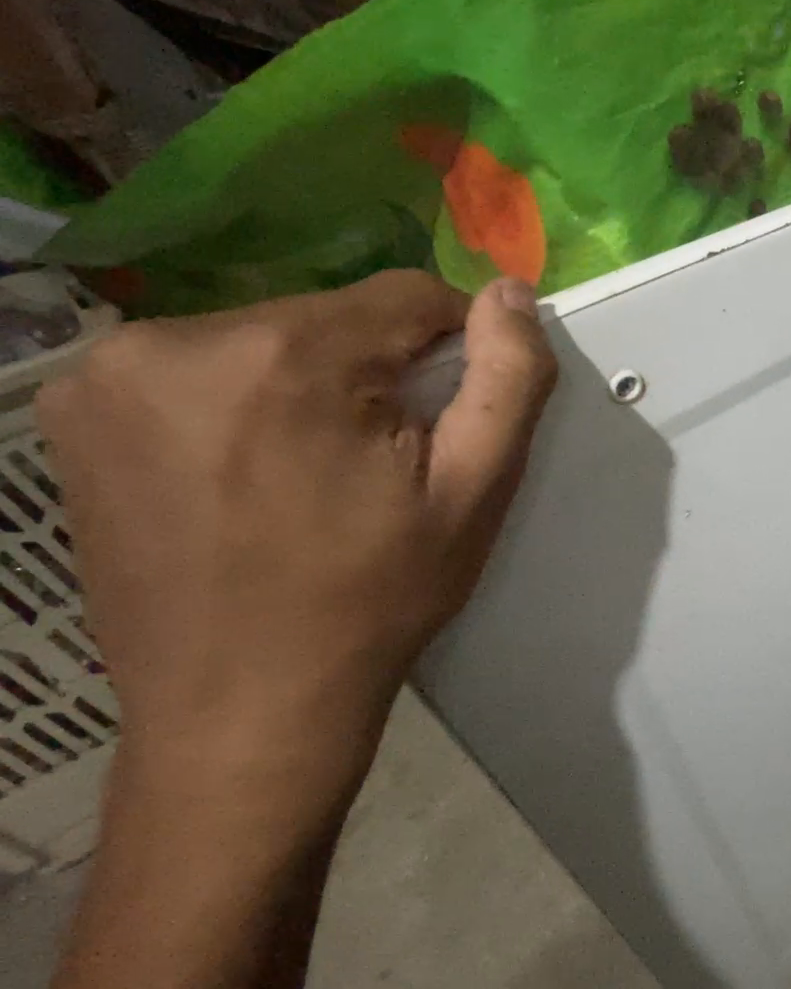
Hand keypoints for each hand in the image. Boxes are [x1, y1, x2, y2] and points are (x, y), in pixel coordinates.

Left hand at [35, 271, 557, 800]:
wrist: (244, 704)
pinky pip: (202, 369)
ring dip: (313, 383)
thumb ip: (509, 378)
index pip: (407, 295)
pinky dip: (247, 401)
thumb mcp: (476, 489)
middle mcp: (172, 342)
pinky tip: (255, 471)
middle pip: (334, 317)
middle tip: (388, 458)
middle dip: (377, 370)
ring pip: (269, 339)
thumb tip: (510, 292)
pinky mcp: (74, 411)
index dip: (454, 347)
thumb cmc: (375, 595)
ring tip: (320, 471)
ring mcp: (105, 376)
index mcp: (282, 358)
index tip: (451, 415)